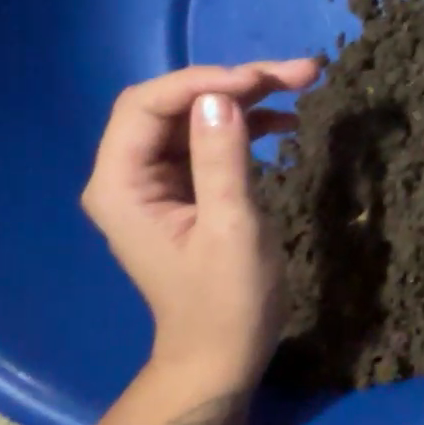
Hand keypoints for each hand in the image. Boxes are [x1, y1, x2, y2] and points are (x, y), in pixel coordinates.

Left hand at [80, 60, 319, 379]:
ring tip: (301, 86)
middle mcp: (130, 176)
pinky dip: (246, 125)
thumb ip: (222, 159)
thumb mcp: (233, 226)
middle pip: (172, 105)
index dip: (205, 82)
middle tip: (300, 73)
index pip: (149, 106)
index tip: (266, 81)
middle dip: (233, 82)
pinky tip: (285, 123)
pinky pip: (208, 143)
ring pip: (193, 119)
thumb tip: (222, 98)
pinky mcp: (187, 193)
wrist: (223, 352)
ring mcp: (158, 184)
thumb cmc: (228, 297)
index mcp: (122, 184)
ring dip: (246, 98)